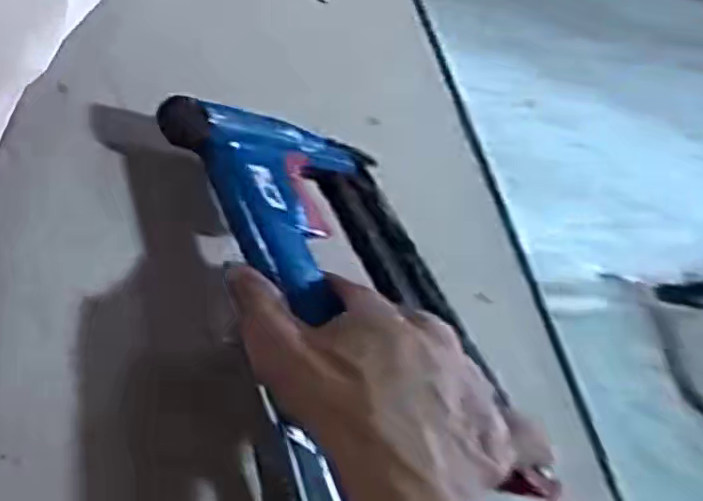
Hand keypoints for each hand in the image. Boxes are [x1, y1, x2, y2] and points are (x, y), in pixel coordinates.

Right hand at [227, 266, 550, 500]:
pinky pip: (507, 419)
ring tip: (394, 389)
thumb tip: (243, 270)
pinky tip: (467, 421)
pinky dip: (489, 417)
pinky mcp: (505, 439)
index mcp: (383, 316)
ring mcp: (480, 392)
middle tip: (343, 352)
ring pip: (452, 363)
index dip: (319, 296)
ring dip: (428, 367)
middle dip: (377, 328)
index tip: (301, 311)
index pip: (346, 288)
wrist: (400, 487)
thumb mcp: (273, 344)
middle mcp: (438, 344)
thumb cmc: (335, 409)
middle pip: (404, 320)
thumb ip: (256, 299)